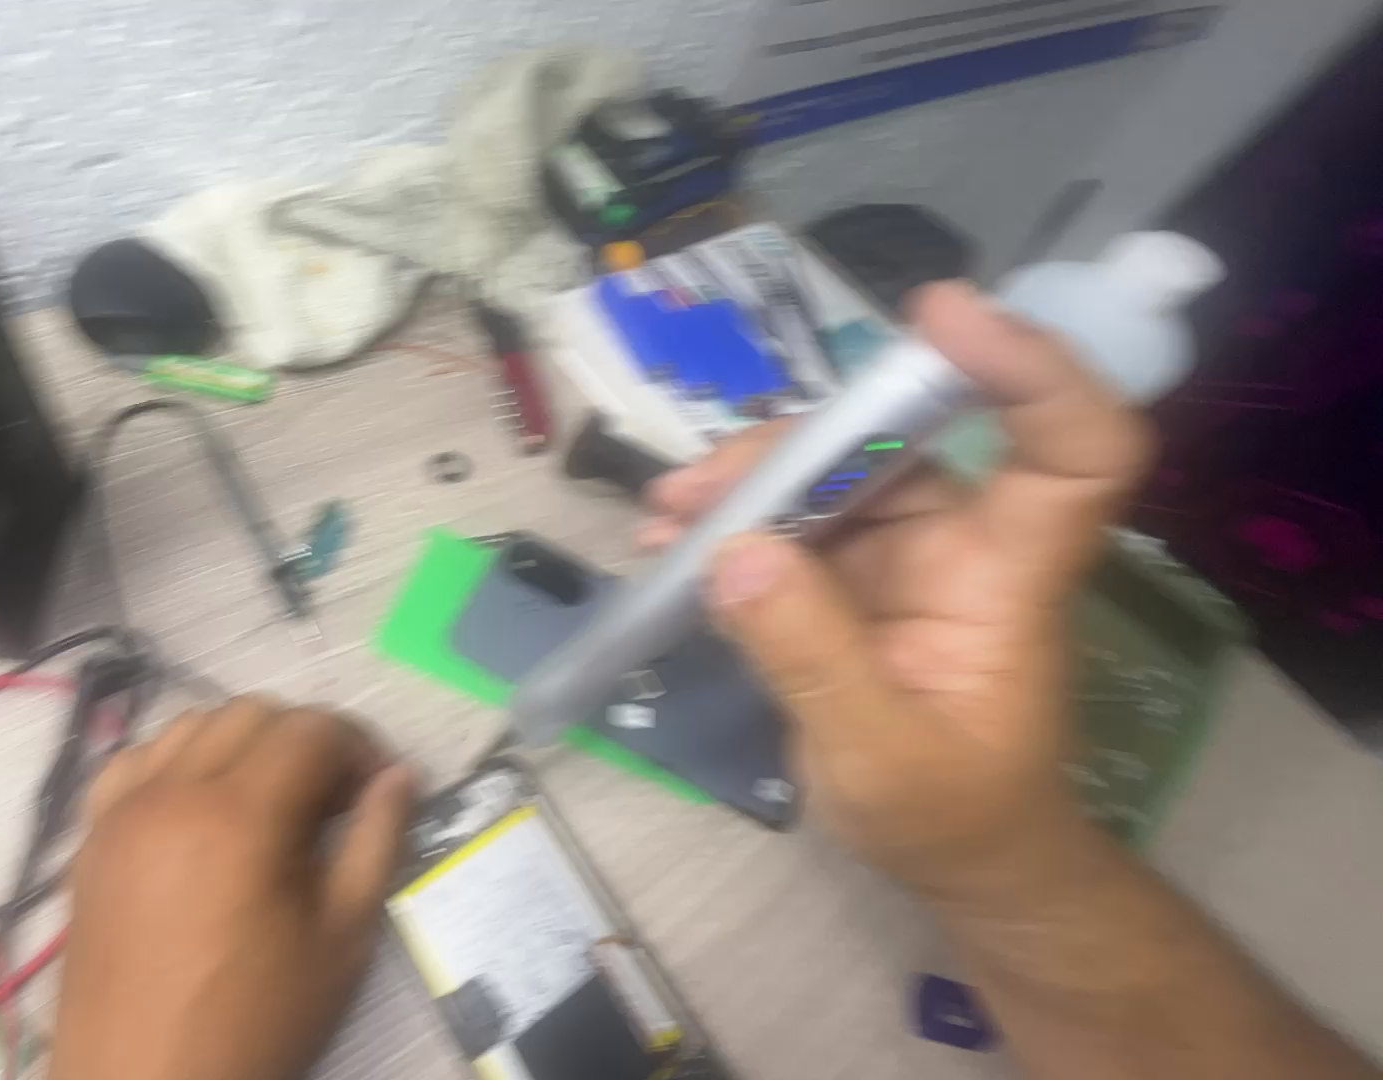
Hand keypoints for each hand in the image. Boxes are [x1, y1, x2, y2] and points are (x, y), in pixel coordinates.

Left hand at [50, 697, 412, 1079]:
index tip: (373, 789)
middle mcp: (175, 791)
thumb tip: (400, 774)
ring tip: (267, 797)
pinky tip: (197, 802)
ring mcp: (124, 809)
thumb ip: (377, 840)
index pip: (311, 731)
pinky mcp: (92, 834)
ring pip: (196, 723)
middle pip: (255, 713)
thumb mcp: (343, 936)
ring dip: (245, 742)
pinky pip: (137, 759)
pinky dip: (178, 759)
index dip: (356, 746)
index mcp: (242, 816)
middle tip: (329, 798)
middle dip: (305, 740)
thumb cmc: (256, 1020)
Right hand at [644, 282, 1152, 907]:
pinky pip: (776, 531)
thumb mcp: (881, 758)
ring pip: (818, 485)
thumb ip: (812, 661)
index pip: (1065, 455)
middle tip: (691, 489)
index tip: (939, 319)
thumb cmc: (949, 816)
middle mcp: (950, 548)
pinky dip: (720, 530)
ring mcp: (886, 562)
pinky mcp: (833, 584)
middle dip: (787, 453)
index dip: (1027, 372)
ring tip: (662, 517)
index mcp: (1003, 581)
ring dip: (737, 489)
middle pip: (886, 454)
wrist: (948, 855)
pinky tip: (668, 546)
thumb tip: (734, 555)